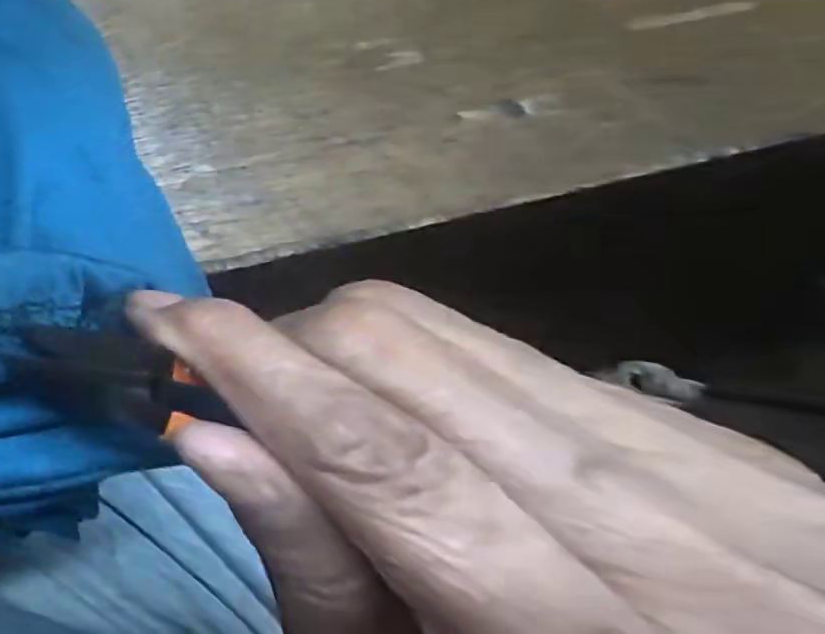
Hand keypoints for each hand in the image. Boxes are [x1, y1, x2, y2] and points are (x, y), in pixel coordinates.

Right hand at [129, 282, 824, 633]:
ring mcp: (723, 480)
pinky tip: (414, 415)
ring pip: (440, 329)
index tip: (152, 314)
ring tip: (317, 400)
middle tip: (226, 377)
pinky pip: (501, 343)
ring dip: (332, 345)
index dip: (249, 368)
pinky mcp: (717, 437)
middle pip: (397, 357)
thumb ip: (306, 561)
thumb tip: (198, 435)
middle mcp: (686, 548)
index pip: (379, 458)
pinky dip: (412, 361)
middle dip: (275, 346)